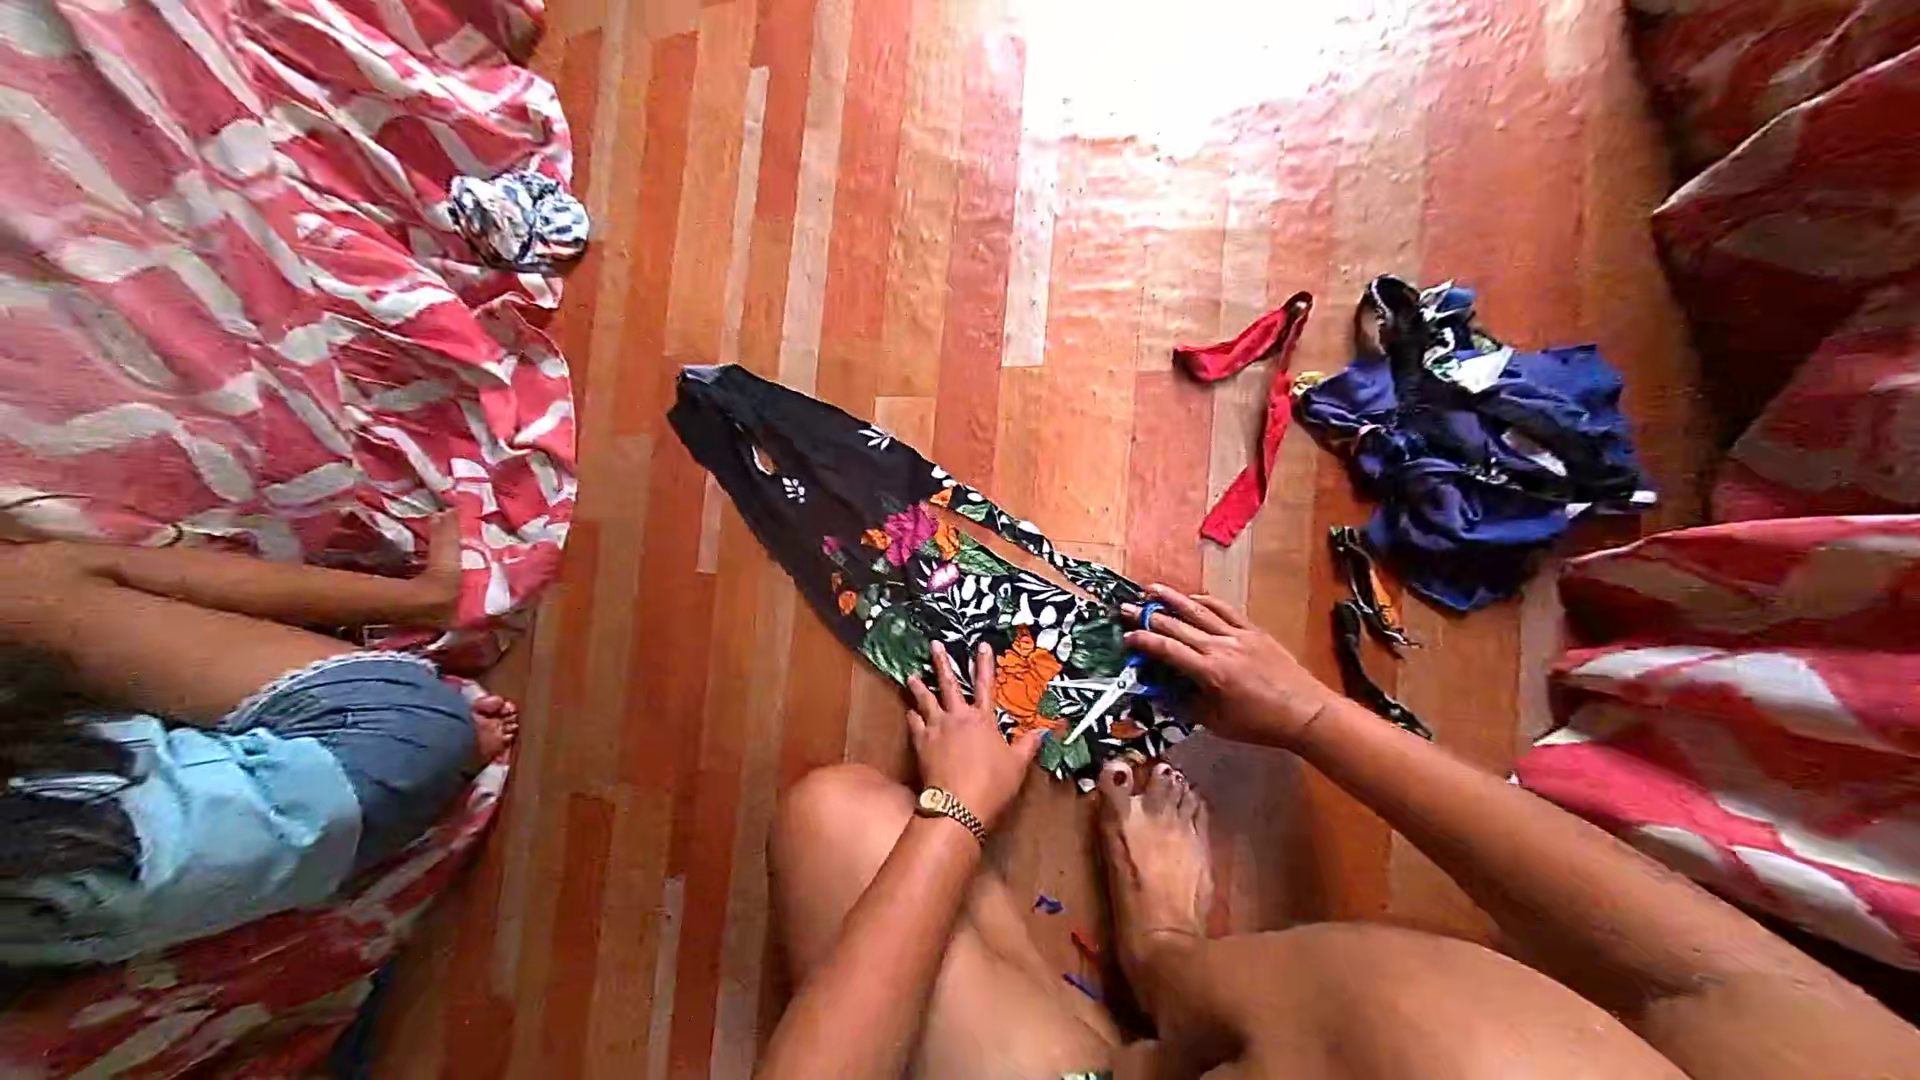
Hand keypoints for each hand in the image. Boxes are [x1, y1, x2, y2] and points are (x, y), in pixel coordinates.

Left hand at [906, 640, 1040, 830]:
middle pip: (949, 684)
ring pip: (926, 700)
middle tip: (935, 645)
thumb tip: (1043, 731)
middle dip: (942, 663)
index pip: (986, 685)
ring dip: (919, 687)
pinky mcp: (921, 743)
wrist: (958, 805)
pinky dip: (912, 716)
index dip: (984, 664)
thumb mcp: (1017, 765)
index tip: (981, 645)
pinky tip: (909, 711)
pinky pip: (914, 724)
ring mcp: (937, 728)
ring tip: (912, 675)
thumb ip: (1027, 745)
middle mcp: (958, 717)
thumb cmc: (992, 784)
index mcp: (983, 719)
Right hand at [1122, 586, 1339, 749]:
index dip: (1143, 641)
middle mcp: (1220, 648)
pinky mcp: (1253, 631)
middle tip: (1126, 608)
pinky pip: (1225, 610)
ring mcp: (1238, 636)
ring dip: (1172, 599)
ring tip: (1150, 589)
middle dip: (1147, 616)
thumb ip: (1185, 705)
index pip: (1167, 649)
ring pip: (1198, 611)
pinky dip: (1205, 601)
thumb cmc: (1260, 724)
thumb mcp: (1216, 723)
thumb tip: (1161, 693)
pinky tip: (1191, 598)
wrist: (1306, 713)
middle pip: (1176, 625)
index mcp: (1209, 672)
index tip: (1126, 637)